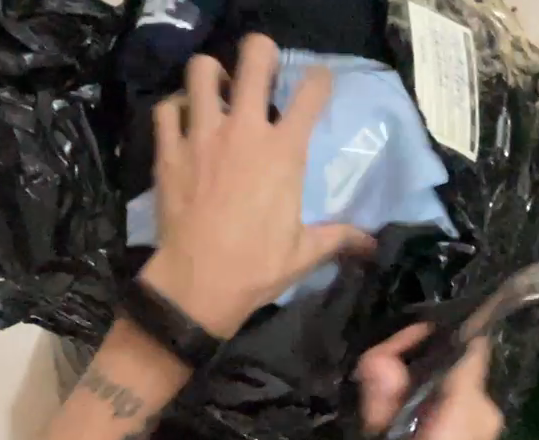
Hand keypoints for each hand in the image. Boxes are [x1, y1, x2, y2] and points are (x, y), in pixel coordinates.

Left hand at [138, 35, 373, 337]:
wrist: (198, 285)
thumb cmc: (255, 269)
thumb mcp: (304, 255)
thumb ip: (339, 239)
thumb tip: (372, 245)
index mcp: (284, 151)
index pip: (312, 91)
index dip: (319, 81)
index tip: (317, 87)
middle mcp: (244, 131)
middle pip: (255, 57)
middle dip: (261, 55)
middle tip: (259, 75)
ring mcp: (202, 137)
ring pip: (202, 72)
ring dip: (210, 76)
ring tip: (215, 94)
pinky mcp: (169, 153)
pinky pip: (166, 110)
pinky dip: (173, 110)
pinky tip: (181, 123)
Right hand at [356, 325, 503, 439]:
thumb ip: (382, 406)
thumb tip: (378, 357)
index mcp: (465, 414)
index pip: (465, 346)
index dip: (430, 335)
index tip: (394, 343)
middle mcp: (484, 409)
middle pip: (457, 356)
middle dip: (416, 352)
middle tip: (374, 370)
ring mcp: (483, 418)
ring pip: (453, 371)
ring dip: (417, 371)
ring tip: (380, 386)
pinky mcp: (474, 426)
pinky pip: (452, 390)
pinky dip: (426, 387)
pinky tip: (397, 403)